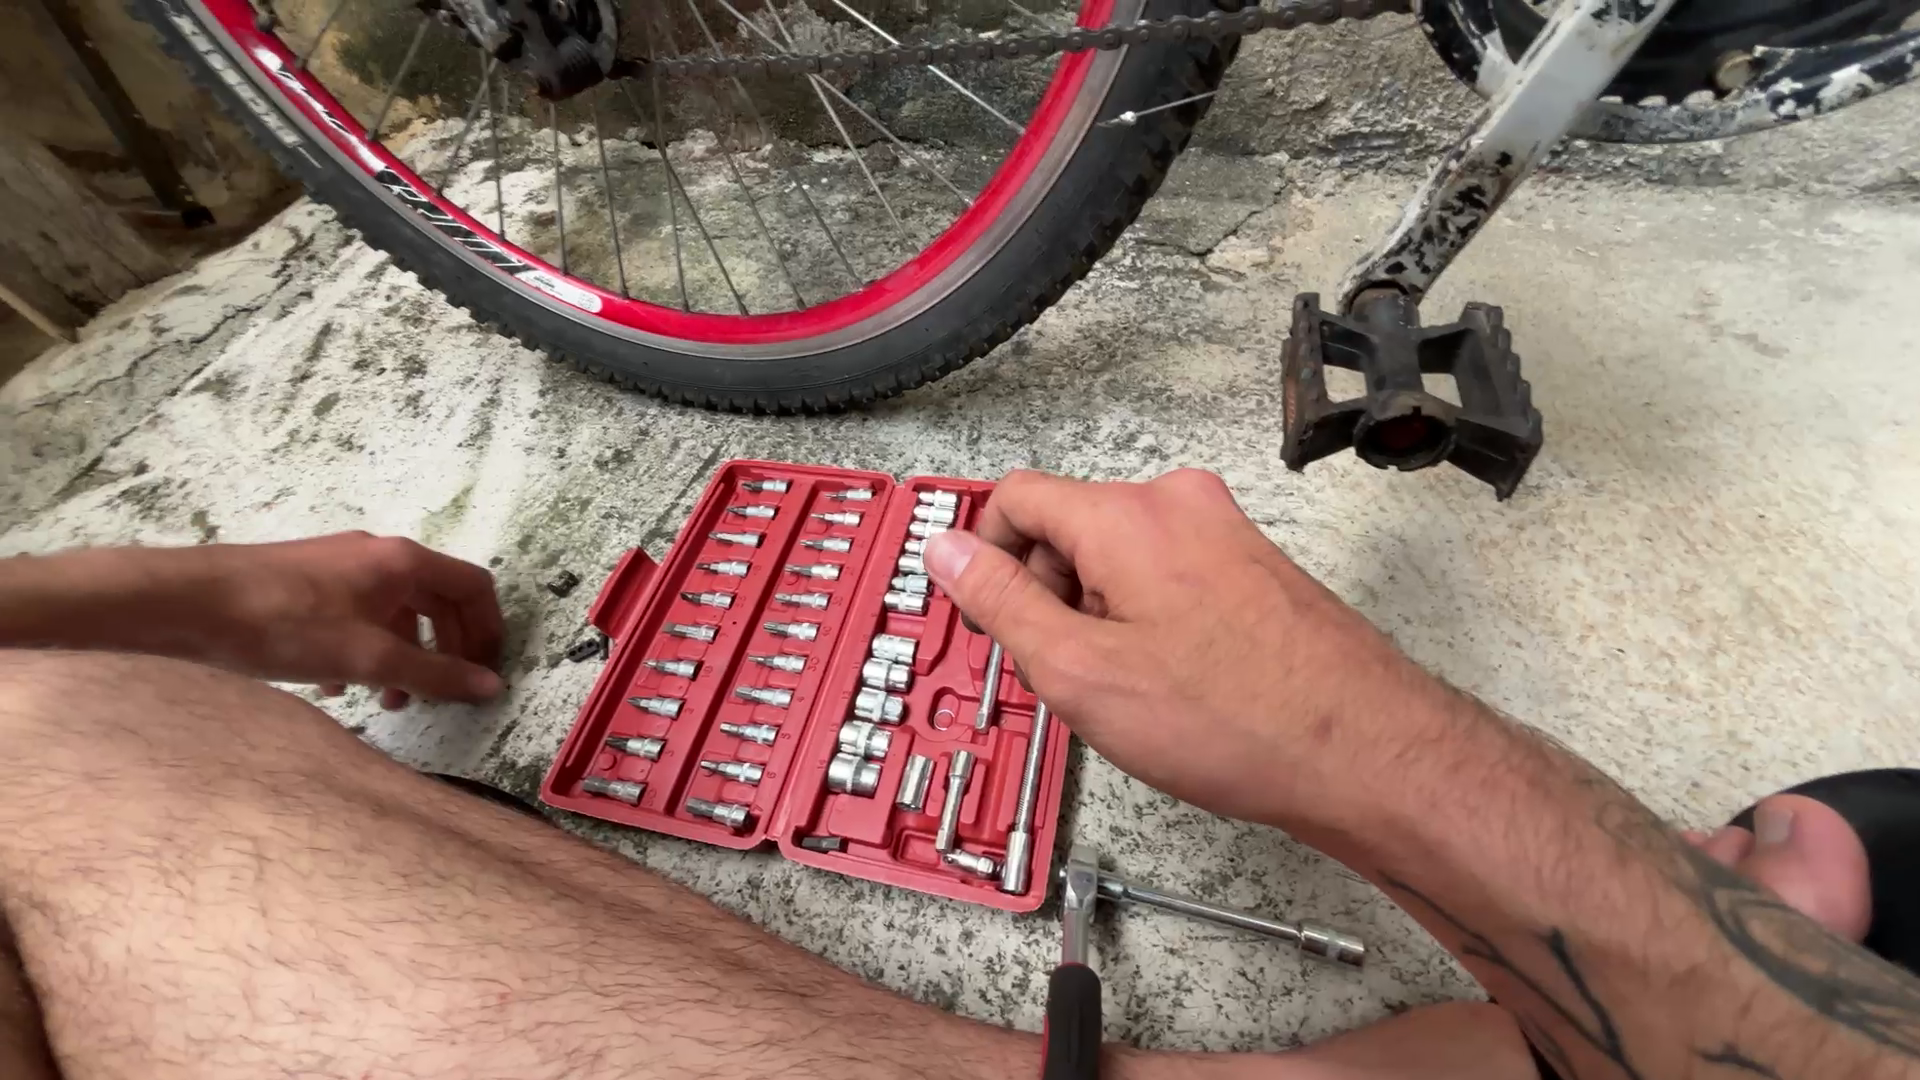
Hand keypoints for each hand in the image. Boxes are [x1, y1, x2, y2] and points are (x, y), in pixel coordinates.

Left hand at [172, 532, 505, 707]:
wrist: (172, 603)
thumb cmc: (284, 624)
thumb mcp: (368, 657)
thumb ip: (435, 674)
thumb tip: (493, 686)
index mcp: (406, 561)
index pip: (475, 587)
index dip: (490, 629)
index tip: (484, 668)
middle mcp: (382, 555)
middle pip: (439, 601)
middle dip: (446, 649)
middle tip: (440, 689)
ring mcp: (342, 565)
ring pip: (397, 611)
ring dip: (405, 655)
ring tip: (387, 699)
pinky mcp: (306, 580)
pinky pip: (358, 613)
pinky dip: (365, 648)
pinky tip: (337, 684)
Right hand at [921, 470, 1452, 826]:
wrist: (1367, 752)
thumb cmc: (1233, 717)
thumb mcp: (1079, 669)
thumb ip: (999, 601)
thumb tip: (947, 550)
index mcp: (1126, 515)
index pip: (1015, 497)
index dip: (986, 553)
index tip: (994, 611)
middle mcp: (1175, 502)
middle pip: (1064, 526)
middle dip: (1045, 592)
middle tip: (1066, 667)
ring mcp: (1217, 527)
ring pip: (1111, 552)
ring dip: (1092, 608)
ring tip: (1124, 681)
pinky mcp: (1244, 558)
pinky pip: (1159, 568)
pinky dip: (1138, 612)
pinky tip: (1164, 674)